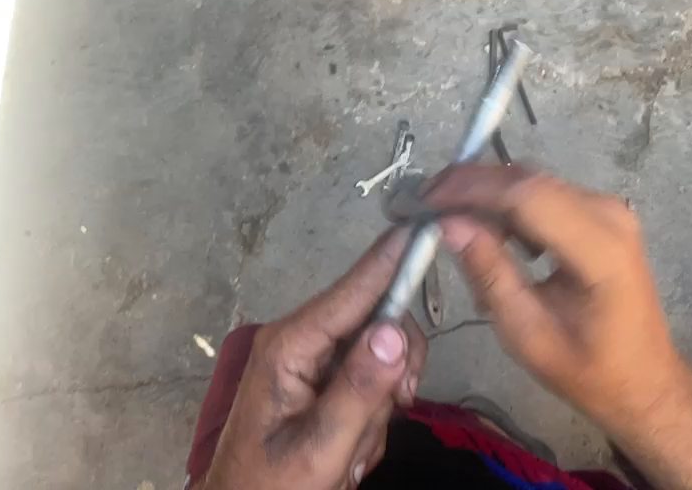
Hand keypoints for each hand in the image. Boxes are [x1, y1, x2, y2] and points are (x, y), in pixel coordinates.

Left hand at [201, 233, 428, 489]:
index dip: (387, 261)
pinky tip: (350, 449)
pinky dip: (371, 416)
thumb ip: (359, 391)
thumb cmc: (270, 487)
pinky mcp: (319, 379)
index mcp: (289, 344)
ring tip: (354, 450)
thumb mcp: (318, 450)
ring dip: (379, 404)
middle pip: (372, 321)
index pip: (350, 292)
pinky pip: (368, 380)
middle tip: (400, 403)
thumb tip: (393, 329)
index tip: (421, 227)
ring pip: (377, 355)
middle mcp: (299, 339)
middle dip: (391, 368)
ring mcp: (309, 359)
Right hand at [427, 166, 691, 489]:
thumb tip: (448, 223)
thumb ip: (490, 274)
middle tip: (426, 207)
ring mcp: (606, 206)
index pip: (526, 195)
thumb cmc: (589, 371)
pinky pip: (540, 190)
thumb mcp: (528, 335)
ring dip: (485, 197)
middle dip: (469, 187)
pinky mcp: (597, 208)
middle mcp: (607, 213)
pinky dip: (506, 204)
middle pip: (524, 180)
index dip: (471, 188)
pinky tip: (493, 236)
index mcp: (600, 250)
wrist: (646, 383)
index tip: (426, 200)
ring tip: (456, 229)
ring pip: (528, 180)